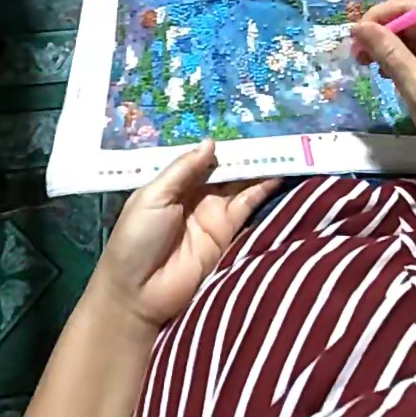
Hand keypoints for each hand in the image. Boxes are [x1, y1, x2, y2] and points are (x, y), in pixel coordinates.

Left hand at [87, 140, 278, 339]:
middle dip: (242, 152)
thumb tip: (211, 142)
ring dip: (257, 167)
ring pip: (239, 184)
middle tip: (268, 129)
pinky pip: (248, 206)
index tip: (240, 122)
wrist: (139, 294)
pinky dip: (263, 190)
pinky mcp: (227, 232)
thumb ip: (183, 169)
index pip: (201, 157)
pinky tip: (277, 172)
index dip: (219, 143)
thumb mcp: (153, 196)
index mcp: (174, 182)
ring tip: (279, 146)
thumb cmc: (136, 239)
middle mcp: (196, 194)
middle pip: (223, 168)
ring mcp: (213, 213)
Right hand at [352, 0, 415, 179]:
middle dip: (380, 34)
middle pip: (409, 18)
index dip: (377, 18)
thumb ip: (389, 53)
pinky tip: (390, 73)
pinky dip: (401, 57)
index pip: (408, 7)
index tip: (355, 41)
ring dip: (388, 46)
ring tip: (372, 68)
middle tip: (359, 58)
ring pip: (412, 33)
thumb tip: (359, 27)